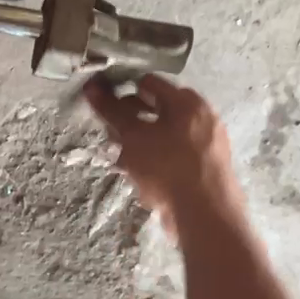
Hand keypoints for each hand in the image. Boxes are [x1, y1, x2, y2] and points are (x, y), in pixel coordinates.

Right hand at [83, 73, 245, 234]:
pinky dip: (155, 158)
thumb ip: (112, 111)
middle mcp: (202, 117)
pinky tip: (140, 174)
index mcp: (188, 102)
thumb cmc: (167, 167)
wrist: (206, 215)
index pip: (148, 83)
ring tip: (121, 159)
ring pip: (164, 133)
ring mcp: (207, 143)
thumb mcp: (132, 137)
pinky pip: (174, 153)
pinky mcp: (206, 167)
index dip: (121, 91)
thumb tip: (92, 87)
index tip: (103, 107)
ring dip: (139, 142)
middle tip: (111, 136)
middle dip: (130, 121)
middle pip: (156, 109)